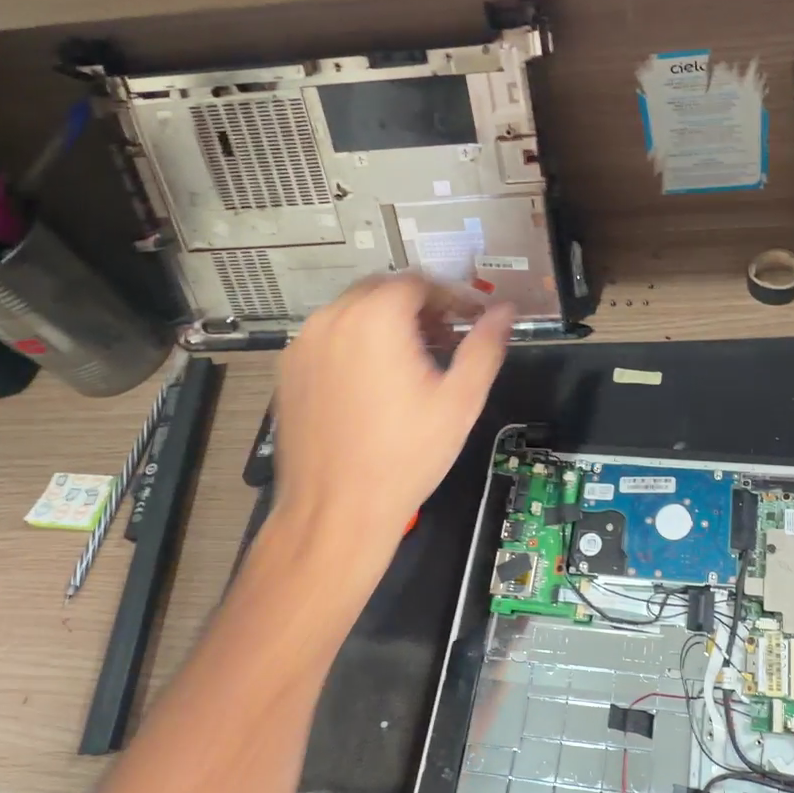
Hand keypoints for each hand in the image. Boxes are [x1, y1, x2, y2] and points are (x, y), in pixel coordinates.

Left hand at [268, 276, 513, 579]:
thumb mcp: (460, 401)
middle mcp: (332, 320)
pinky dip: (356, 344)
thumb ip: (485, 346)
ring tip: (413, 363)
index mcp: (375, 319)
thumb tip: (504, 312)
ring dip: (386, 324)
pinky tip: (376, 383)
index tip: (469, 319)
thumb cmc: (405, 457)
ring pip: (353, 313)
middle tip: (446, 340)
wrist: (337, 510)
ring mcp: (304, 345)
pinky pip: (330, 339)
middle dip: (418, 307)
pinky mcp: (289, 371)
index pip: (418, 282)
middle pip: (383, 290)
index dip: (450, 297)